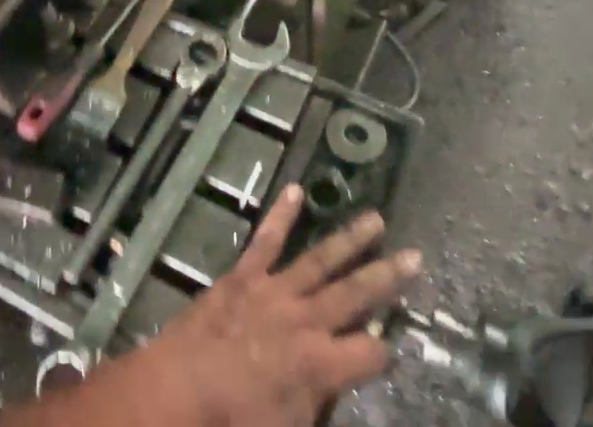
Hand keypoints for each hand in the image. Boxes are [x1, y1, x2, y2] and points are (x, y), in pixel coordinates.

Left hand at [122, 183, 422, 426]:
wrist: (176, 390)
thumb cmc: (233, 420)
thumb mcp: (288, 426)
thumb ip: (319, 403)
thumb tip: (335, 387)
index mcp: (320, 363)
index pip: (370, 353)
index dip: (384, 353)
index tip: (393, 350)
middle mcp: (305, 320)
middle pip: (355, 295)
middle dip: (388, 277)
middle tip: (416, 256)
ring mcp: (273, 291)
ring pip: (320, 260)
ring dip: (350, 239)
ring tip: (376, 217)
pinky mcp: (243, 276)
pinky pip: (265, 241)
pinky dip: (280, 215)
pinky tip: (294, 190)